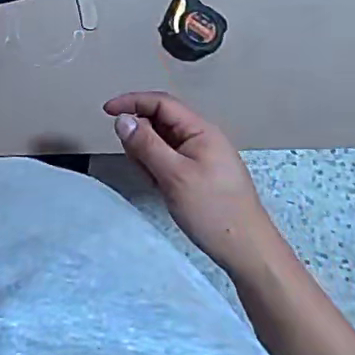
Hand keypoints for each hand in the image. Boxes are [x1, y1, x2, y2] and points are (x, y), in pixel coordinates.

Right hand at [105, 92, 274, 270]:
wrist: (248, 252)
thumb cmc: (213, 211)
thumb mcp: (174, 175)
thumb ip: (146, 144)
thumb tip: (122, 119)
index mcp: (200, 130)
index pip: (161, 102)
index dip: (132, 102)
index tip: (106, 111)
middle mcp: (201, 138)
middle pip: (160, 121)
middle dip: (140, 135)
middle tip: (136, 163)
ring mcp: (201, 157)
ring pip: (162, 141)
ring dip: (148, 154)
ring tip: (153, 181)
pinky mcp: (199, 174)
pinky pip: (169, 159)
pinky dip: (157, 167)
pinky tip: (160, 188)